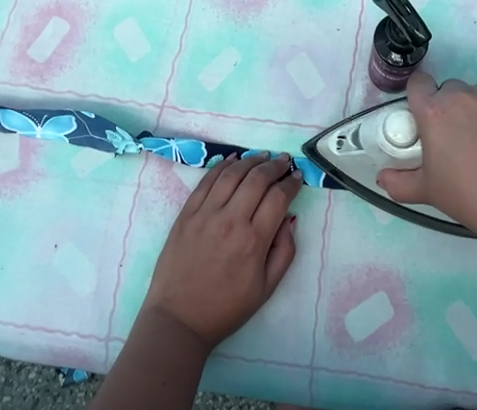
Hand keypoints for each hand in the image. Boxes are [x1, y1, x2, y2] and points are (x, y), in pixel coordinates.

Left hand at [141, 152, 302, 348]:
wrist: (179, 319)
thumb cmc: (226, 308)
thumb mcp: (267, 289)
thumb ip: (285, 251)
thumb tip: (290, 219)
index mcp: (253, 242)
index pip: (278, 198)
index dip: (291, 183)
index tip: (297, 177)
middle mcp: (230, 221)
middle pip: (257, 179)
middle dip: (275, 166)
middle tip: (284, 161)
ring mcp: (205, 214)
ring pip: (232, 174)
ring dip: (251, 161)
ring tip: (263, 156)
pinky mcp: (186, 214)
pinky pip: (206, 181)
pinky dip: (222, 165)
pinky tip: (234, 159)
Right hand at [375, 73, 476, 237]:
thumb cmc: (469, 196)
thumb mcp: (427, 191)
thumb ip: (399, 181)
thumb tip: (382, 178)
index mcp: (434, 111)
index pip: (419, 83)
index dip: (421, 97)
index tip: (428, 116)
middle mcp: (463, 95)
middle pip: (451, 90)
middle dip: (452, 108)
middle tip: (460, 138)